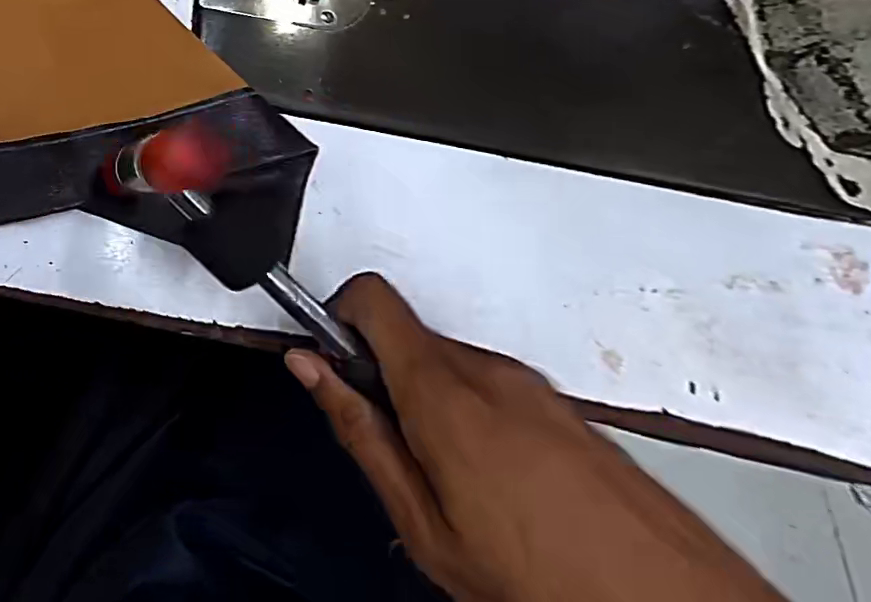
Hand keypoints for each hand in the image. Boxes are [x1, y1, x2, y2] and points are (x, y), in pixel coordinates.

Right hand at [286, 274, 781, 601]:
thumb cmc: (551, 583)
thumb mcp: (423, 522)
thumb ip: (358, 430)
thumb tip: (309, 368)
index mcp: (442, 392)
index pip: (370, 297)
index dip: (336, 315)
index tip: (332, 359)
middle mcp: (488, 371)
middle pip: (404, 331)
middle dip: (380, 371)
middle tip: (392, 440)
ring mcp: (530, 383)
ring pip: (445, 358)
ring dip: (427, 395)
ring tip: (450, 472)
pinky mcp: (561, 401)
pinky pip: (489, 380)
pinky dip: (470, 408)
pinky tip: (494, 477)